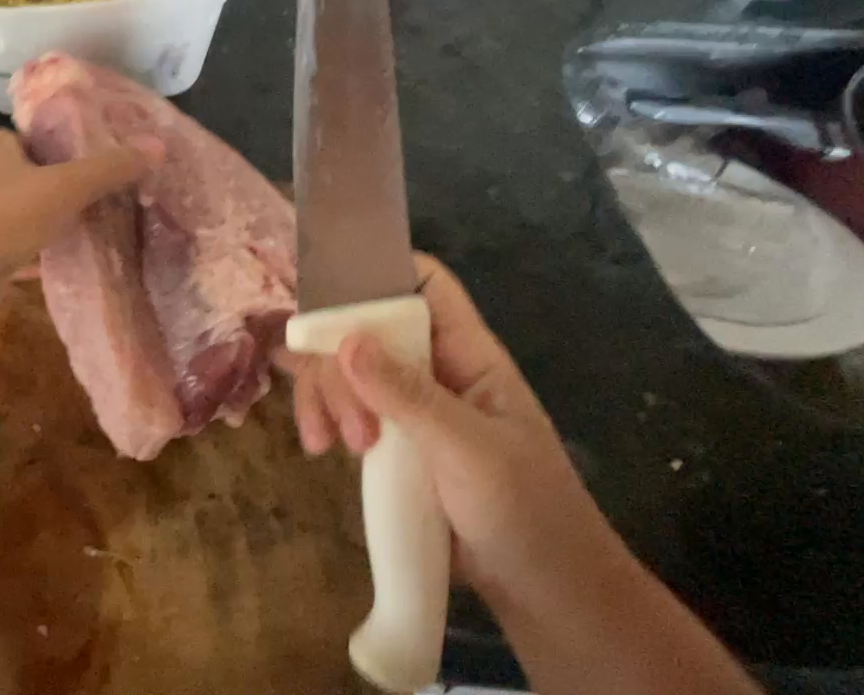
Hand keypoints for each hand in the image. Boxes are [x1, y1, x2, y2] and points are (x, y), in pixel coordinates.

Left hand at [0, 128, 158, 280]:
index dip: (42, 142)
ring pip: (9, 210)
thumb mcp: (68, 186)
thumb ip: (109, 168)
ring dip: (34, 217)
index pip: (16, 136)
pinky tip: (51, 263)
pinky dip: (26, 251)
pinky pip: (5, 245)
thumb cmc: (9, 215)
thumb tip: (156, 145)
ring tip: (72, 226)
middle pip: (14, 173)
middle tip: (80, 192)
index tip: (74, 155)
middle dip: (42, 182)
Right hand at [327, 255, 630, 607]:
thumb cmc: (530, 513)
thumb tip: (345, 340)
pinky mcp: (386, 437)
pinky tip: (317, 446)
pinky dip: (320, 418)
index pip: (421, 284)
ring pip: (341, 366)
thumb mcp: (471, 451)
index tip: (324, 288)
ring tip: (328, 444)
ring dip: (324, 396)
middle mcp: (430, 366)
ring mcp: (404, 402)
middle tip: (347, 423)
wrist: (546, 594)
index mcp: (466, 352)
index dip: (377, 270)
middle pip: (362, 326)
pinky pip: (339, 405)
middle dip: (337, 364)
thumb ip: (409, 395)